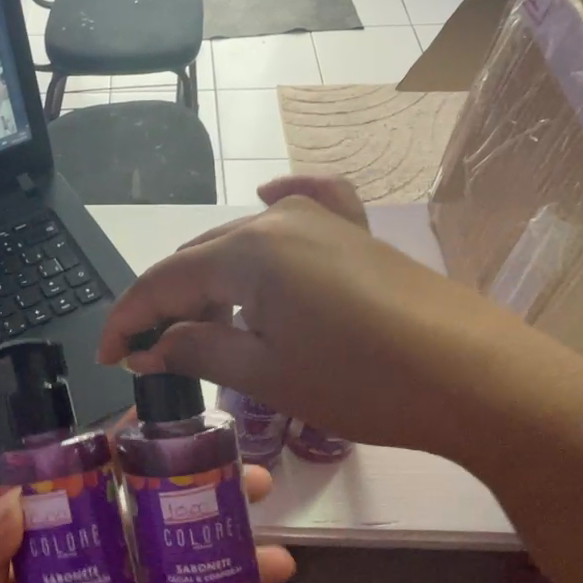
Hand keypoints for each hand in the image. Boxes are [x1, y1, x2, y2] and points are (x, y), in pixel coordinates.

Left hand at [0, 467, 295, 582]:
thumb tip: (12, 500)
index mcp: (64, 531)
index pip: (106, 474)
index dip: (143, 444)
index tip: (187, 423)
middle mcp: (102, 555)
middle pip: (161, 515)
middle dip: (212, 495)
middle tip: (260, 485)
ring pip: (185, 569)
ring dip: (234, 559)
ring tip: (278, 560)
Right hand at [98, 174, 543, 458]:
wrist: (475, 378)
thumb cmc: (360, 381)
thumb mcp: (265, 373)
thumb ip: (195, 349)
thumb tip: (148, 346)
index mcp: (246, 253)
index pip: (162, 280)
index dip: (127, 319)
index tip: (107, 356)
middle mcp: (277, 222)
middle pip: (198, 258)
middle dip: (166, 303)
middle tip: (151, 352)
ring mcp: (322, 221)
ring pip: (241, 243)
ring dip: (211, 280)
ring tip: (200, 325)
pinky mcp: (356, 234)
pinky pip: (307, 206)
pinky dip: (278, 209)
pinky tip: (271, 200)